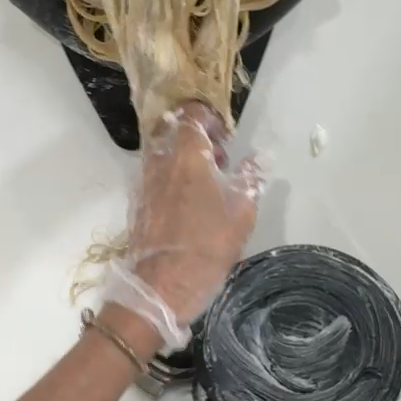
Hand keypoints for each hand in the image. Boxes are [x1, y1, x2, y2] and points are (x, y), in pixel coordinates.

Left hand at [101, 101, 260, 348]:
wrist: (161, 285)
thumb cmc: (207, 244)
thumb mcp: (241, 210)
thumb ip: (251, 177)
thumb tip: (262, 157)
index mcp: (186, 154)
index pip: (191, 115)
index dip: (210, 119)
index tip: (228, 138)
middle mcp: (159, 160)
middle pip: (172, 130)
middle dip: (196, 136)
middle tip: (219, 157)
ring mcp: (144, 181)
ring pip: (162, 153)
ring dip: (183, 157)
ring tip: (207, 181)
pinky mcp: (137, 201)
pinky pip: (154, 174)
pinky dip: (171, 176)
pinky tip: (189, 201)